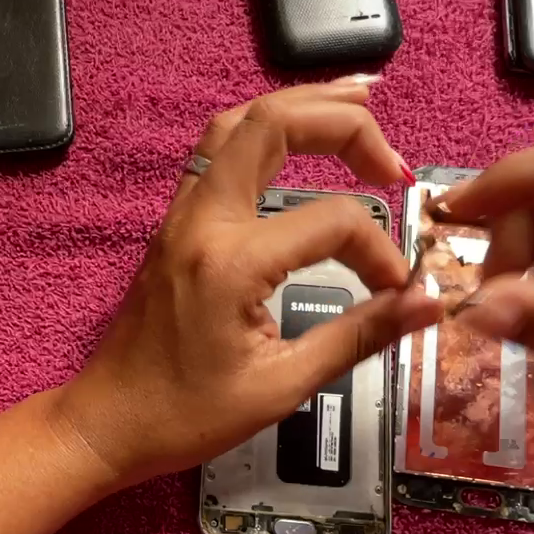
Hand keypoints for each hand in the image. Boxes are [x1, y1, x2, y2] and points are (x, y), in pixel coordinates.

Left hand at [54, 82, 440, 486]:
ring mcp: (179, 218)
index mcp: (230, 262)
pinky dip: (260, 135)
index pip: (332, 220)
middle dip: (343, 122)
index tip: (396, 291)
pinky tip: (294, 147)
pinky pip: (215, 155)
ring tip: (355, 110)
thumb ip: (358, 336)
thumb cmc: (185, 416)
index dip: (379, 251)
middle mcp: (201, 221)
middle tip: (391, 160)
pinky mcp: (173, 227)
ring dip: (297, 111)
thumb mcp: (280, 386)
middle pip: (272, 123)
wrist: (107, 422)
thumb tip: (427, 304)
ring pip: (235, 125)